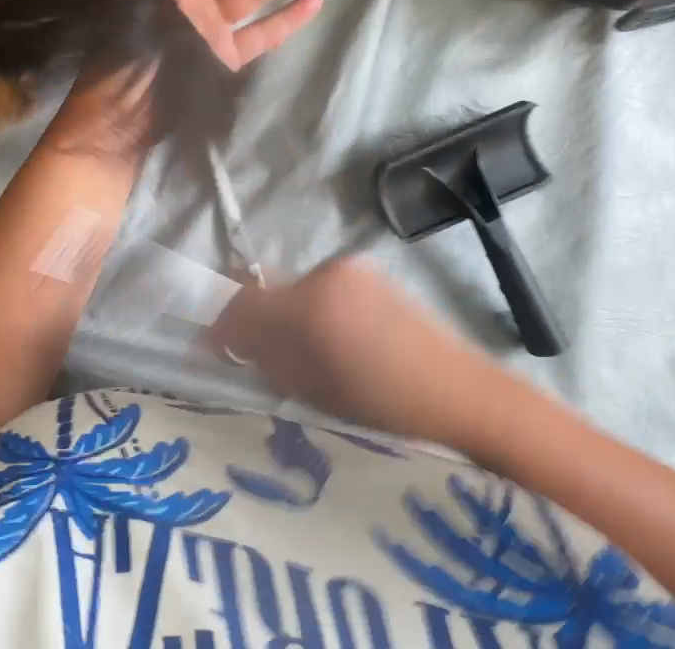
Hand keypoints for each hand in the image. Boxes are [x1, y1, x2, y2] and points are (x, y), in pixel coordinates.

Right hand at [210, 259, 515, 448]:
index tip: (211, 343)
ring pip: (294, 290)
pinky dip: (313, 311)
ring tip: (304, 354)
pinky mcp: (370, 273)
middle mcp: (325, 274)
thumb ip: (265, 357)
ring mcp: (350, 269)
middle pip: (266, 292)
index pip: (242, 303)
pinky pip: (322, 289)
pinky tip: (334, 340)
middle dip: (255, 321)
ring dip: (286, 316)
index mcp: (310, 305)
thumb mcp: (313, 388)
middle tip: (260, 356)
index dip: (220, 322)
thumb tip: (228, 342)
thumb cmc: (386, 403)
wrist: (463, 393)